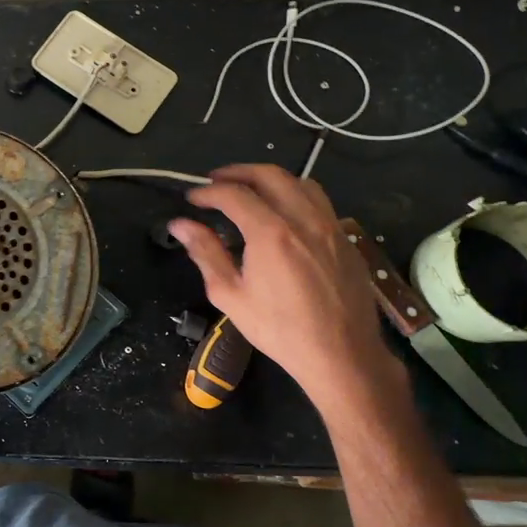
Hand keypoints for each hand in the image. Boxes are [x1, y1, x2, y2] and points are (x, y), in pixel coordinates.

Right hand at [168, 165, 394, 398]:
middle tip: (216, 181)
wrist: (341, 354)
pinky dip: (295, 196)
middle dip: (238, 173)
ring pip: (301, 183)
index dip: (208, 191)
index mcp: (271, 233)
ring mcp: (330, 227)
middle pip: (270, 176)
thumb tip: (180, 225)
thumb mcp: (230, 295)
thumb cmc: (278, 329)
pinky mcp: (346, 240)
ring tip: (251, 191)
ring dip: (271, 180)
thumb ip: (205, 253)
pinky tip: (283, 216)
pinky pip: (320, 203)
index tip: (192, 198)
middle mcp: (303, 219)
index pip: (234, 194)